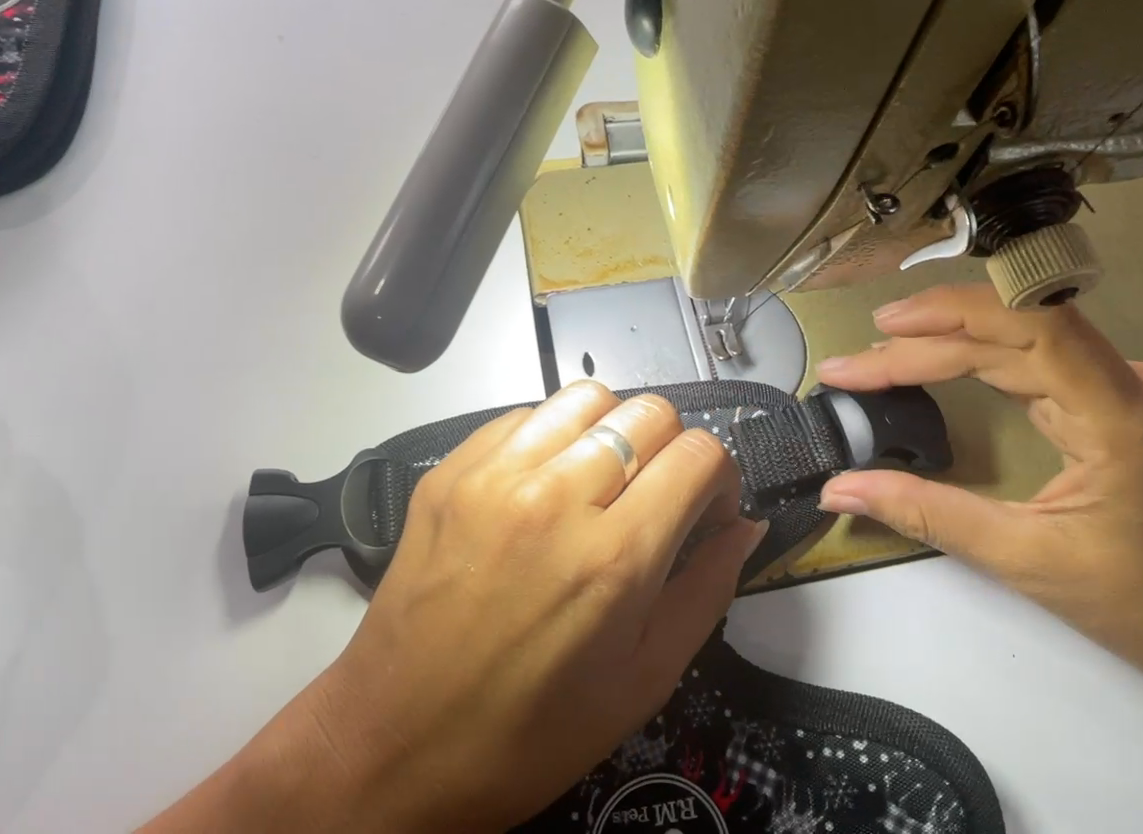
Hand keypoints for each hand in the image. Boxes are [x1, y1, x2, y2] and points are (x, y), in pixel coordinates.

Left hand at [151, 381, 764, 833]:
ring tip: (601, 483)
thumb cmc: (532, 733)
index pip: (699, 453)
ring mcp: (494, 475)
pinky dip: (552, 437)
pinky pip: (523, 416)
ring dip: (612, 432)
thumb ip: (708, 589)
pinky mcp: (449, 472)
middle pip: (649, 411)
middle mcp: (556, 495)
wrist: (397, 745)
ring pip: (586, 397)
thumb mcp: (645, 681)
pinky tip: (545, 486)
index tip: (706, 514)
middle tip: (656, 500)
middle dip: (672, 450)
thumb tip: (745, 525)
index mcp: (615, 556)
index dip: (719, 480)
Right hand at [815, 283, 1142, 701]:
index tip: (880, 330)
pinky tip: (929, 365)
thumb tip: (838, 488)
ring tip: (874, 360)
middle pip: (1013, 330)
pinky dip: (971, 361)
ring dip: (943, 345)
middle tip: (850, 365)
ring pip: (1018, 341)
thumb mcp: (1026, 562)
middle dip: (925, 339)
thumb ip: (927, 514)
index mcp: (1121, 414)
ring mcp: (1120, 389)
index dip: (951, 314)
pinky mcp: (1109, 403)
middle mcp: (1125, 383)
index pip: (1031, 326)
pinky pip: (1031, 363)